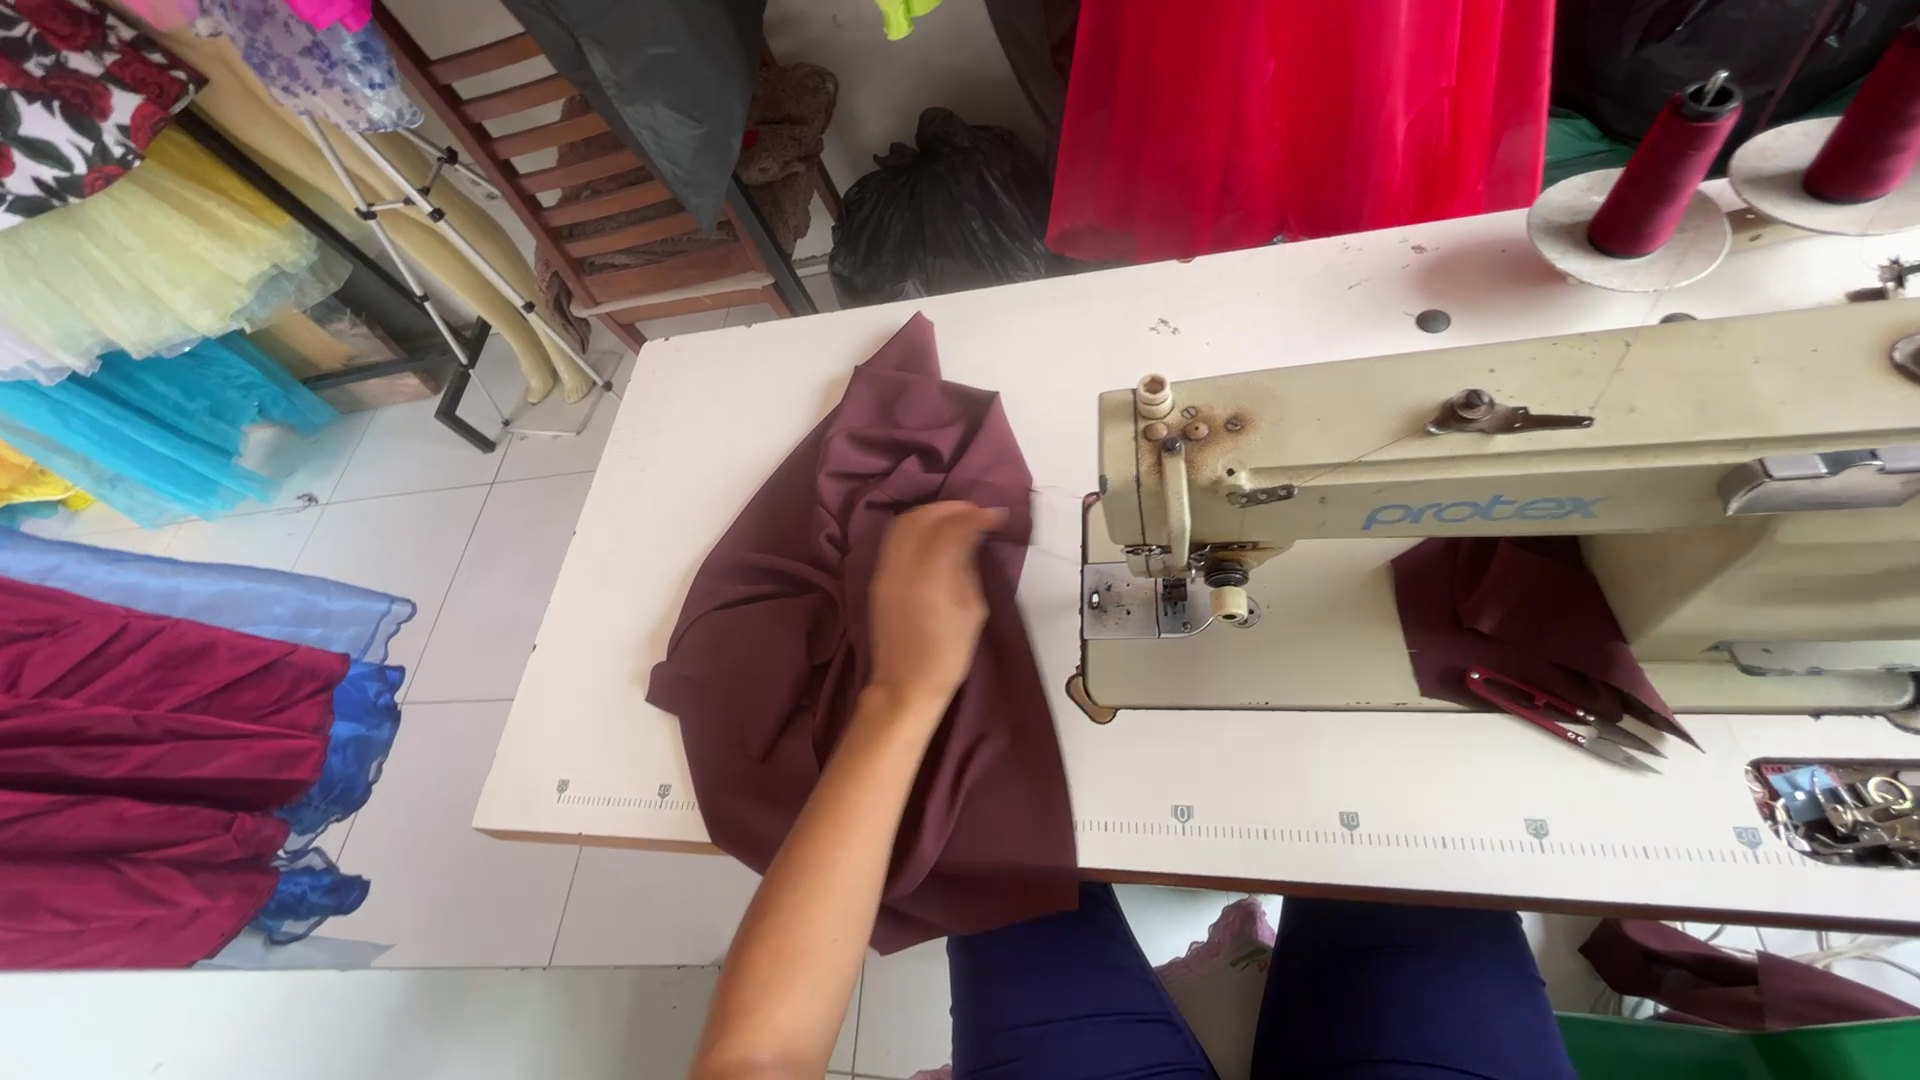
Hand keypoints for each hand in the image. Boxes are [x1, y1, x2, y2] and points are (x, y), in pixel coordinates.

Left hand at [866, 501, 1004, 720]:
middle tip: (976, 512)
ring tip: (955, 518)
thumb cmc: (948, 655)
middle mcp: (903, 566)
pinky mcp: (877, 578)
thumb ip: (968, 568)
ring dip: (931, 513)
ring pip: (904, 523)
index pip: (953, 527)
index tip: (996, 515)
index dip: (977, 515)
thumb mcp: (972, 611)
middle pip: (924, 517)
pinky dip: (916, 527)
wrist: (905, 685)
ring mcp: (885, 571)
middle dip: (952, 508)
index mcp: (931, 576)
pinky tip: (934, 534)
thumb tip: (971, 540)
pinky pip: (895, 539)